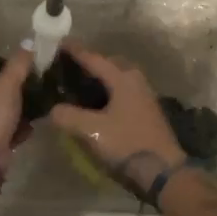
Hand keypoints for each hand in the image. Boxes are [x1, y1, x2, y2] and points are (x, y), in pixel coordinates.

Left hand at [0, 51, 30, 152]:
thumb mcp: (8, 84)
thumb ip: (19, 64)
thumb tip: (28, 43)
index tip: (10, 61)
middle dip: (8, 82)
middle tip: (28, 82)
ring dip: (14, 105)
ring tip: (34, 103)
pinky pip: (2, 126)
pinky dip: (15, 126)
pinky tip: (30, 127)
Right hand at [47, 43, 184, 191]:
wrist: (163, 173)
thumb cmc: (127, 145)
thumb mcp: (91, 131)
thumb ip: (67, 116)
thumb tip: (53, 109)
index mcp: (122, 79)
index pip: (93, 58)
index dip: (74, 51)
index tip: (58, 43)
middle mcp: (135, 81)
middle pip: (107, 64)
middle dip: (87, 63)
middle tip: (66, 66)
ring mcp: (143, 96)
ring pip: (116, 79)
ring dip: (97, 79)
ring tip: (77, 84)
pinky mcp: (146, 111)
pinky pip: (121, 92)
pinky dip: (106, 92)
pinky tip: (95, 104)